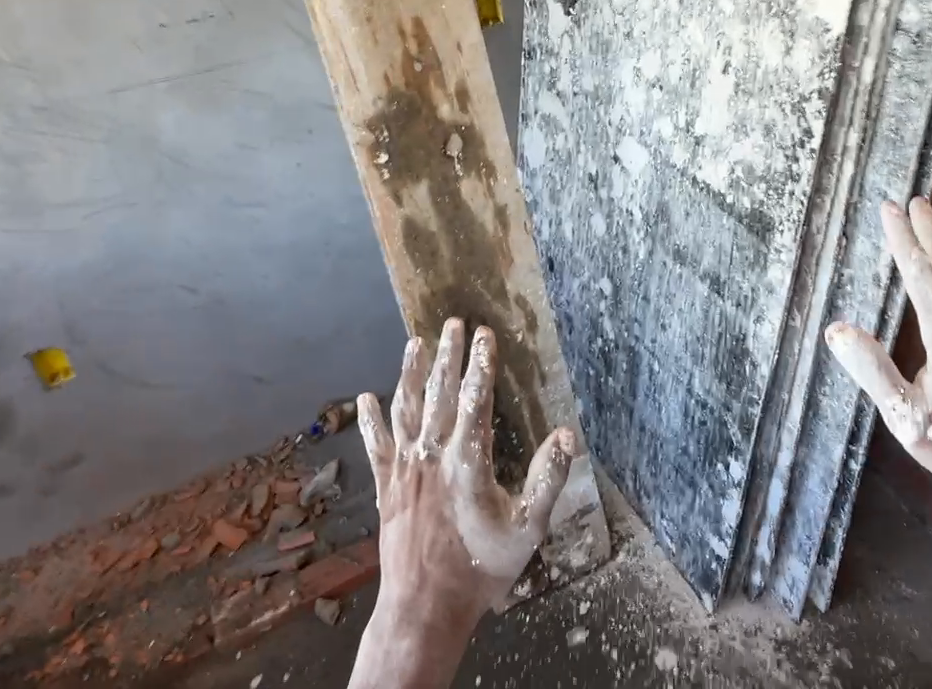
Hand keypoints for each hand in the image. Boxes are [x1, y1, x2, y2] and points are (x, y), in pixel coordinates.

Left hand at [357, 318, 577, 623]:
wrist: (424, 607)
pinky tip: (365, 398)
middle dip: (447, 355)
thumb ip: (547, 480)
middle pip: (439, 393)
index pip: (476, 399)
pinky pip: (376, 444)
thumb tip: (566, 435)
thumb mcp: (528, 529)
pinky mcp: (386, 487)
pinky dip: (370, 420)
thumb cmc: (481, 568)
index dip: (482, 363)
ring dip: (409, 373)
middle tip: (453, 323)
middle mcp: (432, 455)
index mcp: (467, 460)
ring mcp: (404, 469)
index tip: (485, 334)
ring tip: (413, 343)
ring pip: (405, 409)